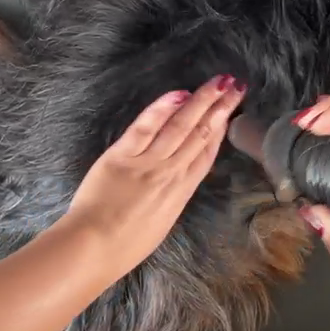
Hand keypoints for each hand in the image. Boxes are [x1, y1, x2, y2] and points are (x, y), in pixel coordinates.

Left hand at [59, 74, 246, 273]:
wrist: (94, 248)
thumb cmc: (123, 246)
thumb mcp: (160, 223)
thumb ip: (170, 196)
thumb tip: (177, 177)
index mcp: (181, 193)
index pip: (206, 155)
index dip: (221, 130)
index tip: (230, 111)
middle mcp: (170, 174)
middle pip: (200, 135)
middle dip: (219, 108)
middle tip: (235, 85)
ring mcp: (147, 163)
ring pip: (180, 126)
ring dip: (201, 101)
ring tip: (218, 82)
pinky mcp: (122, 156)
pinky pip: (146, 127)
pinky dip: (163, 108)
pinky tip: (179, 93)